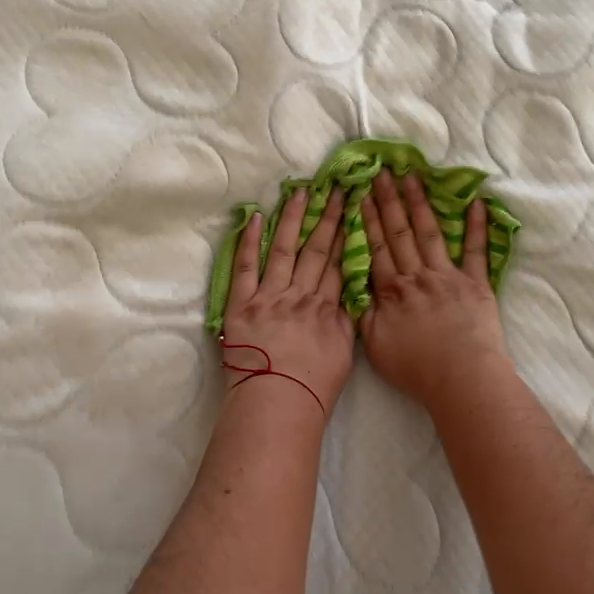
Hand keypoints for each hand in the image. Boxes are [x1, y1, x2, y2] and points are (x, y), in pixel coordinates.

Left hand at [221, 188, 354, 420]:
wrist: (278, 403)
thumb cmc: (313, 389)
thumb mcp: (344, 353)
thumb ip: (346, 321)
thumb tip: (351, 297)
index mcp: (326, 308)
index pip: (337, 264)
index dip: (345, 234)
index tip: (352, 209)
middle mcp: (300, 296)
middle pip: (316, 250)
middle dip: (328, 218)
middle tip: (335, 190)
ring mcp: (270, 297)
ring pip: (284, 249)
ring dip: (292, 219)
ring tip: (299, 192)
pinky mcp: (241, 304)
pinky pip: (245, 266)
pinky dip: (248, 241)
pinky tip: (254, 218)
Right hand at [359, 171, 510, 412]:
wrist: (461, 380)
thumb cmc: (416, 370)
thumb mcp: (374, 346)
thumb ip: (362, 313)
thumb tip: (351, 287)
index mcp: (391, 290)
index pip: (376, 247)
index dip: (368, 219)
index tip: (362, 193)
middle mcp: (416, 276)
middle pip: (400, 232)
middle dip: (389, 201)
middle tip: (383, 172)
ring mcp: (448, 276)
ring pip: (430, 233)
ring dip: (420, 203)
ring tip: (413, 177)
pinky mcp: (476, 284)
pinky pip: (477, 250)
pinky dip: (477, 226)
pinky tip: (476, 202)